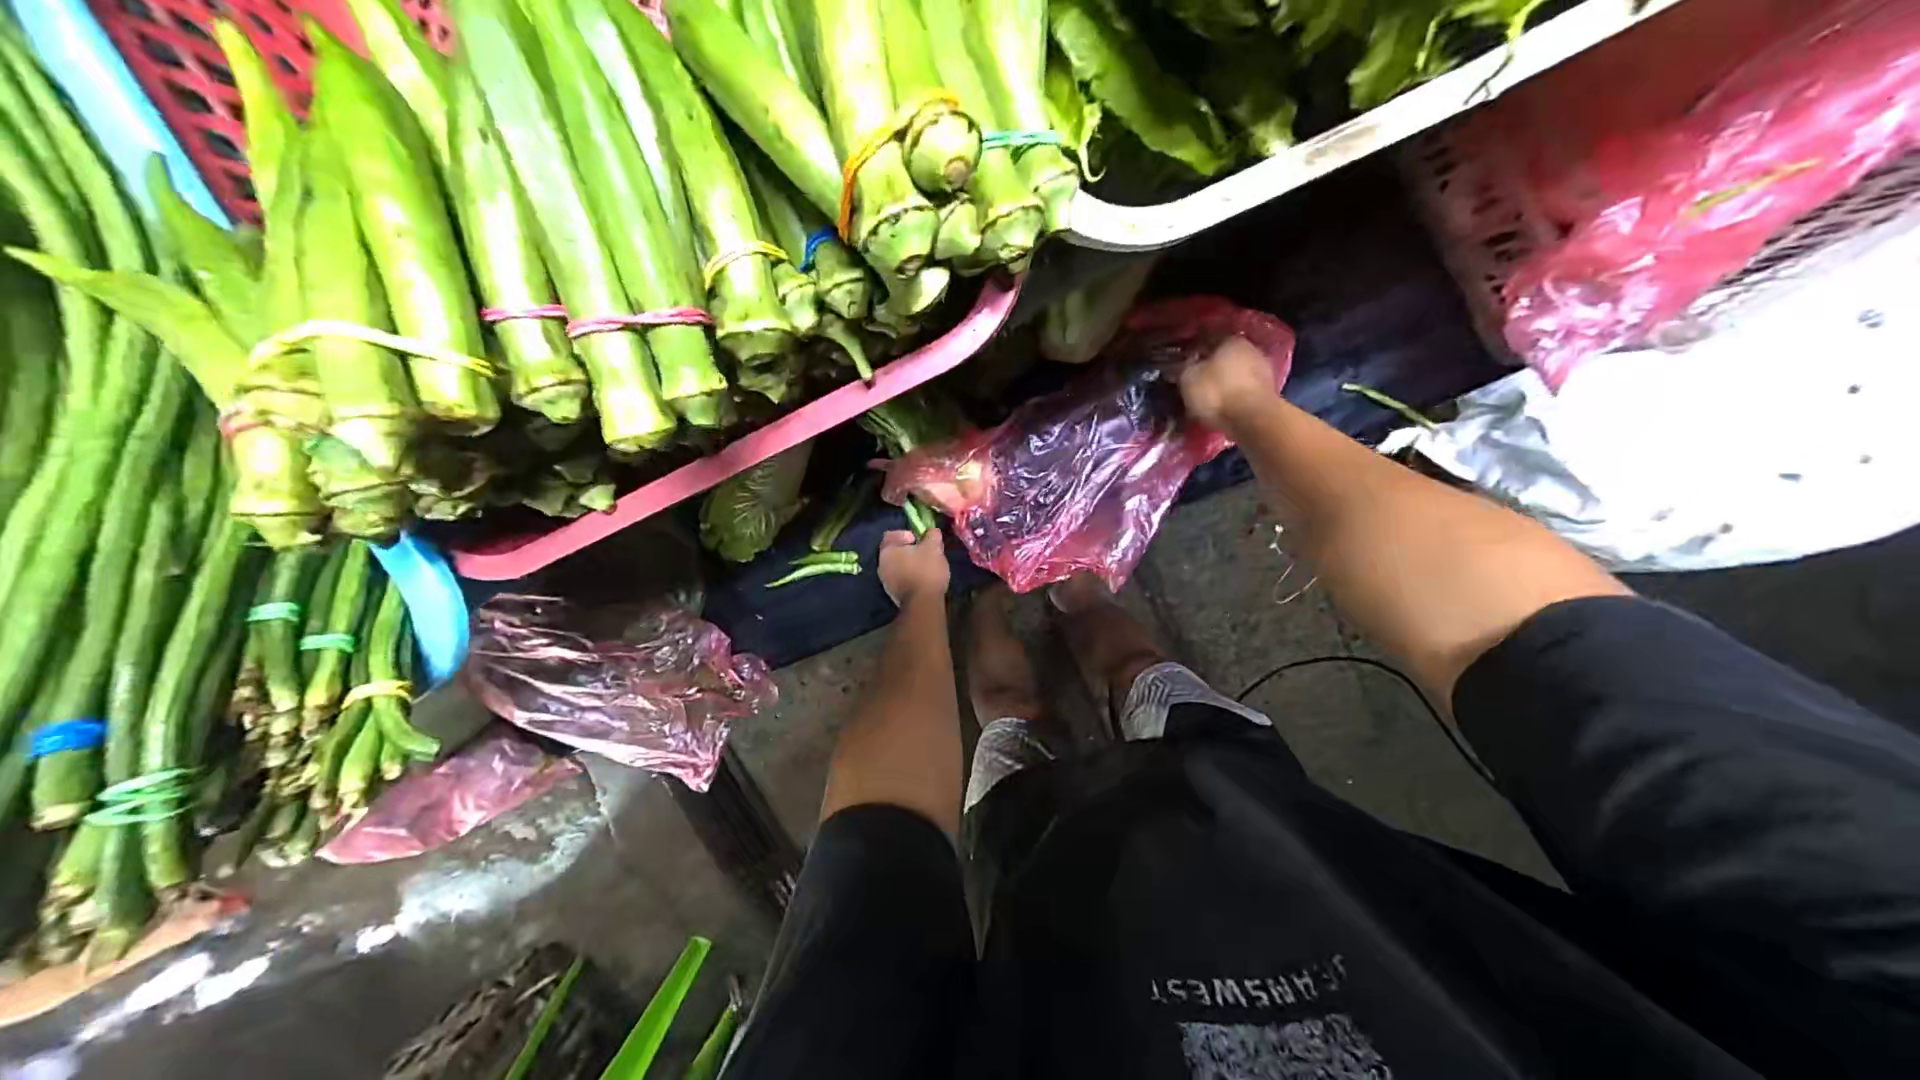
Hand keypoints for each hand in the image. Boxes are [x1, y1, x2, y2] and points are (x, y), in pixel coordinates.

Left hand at [879, 527, 949, 608]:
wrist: (923, 603)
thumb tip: (932, 531)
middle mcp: (881, 565)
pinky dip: (909, 576)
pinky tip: (922, 579)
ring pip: (897, 566)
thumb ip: (932, 535)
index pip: (890, 535)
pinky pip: (900, 579)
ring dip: (908, 564)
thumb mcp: (933, 548)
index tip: (917, 539)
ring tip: (924, 566)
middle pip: (893, 551)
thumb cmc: (926, 570)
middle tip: (923, 551)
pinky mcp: (893, 594)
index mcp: (887, 551)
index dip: (904, 533)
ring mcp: (885, 581)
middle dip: (908, 549)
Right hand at [1179, 336, 1278, 431]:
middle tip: (1196, 383)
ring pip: (1237, 375)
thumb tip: (1178, 367)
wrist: (1253, 420)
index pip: (1208, 340)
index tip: (1183, 365)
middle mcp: (1252, 350)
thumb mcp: (1188, 379)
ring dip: (1225, 385)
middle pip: (1226, 358)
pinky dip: (1235, 399)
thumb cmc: (1217, 393)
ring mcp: (1264, 372)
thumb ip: (1182, 369)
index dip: (1194, 353)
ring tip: (1209, 400)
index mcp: (1231, 340)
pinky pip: (1245, 393)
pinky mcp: (1270, 394)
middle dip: (1212, 369)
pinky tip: (1223, 409)